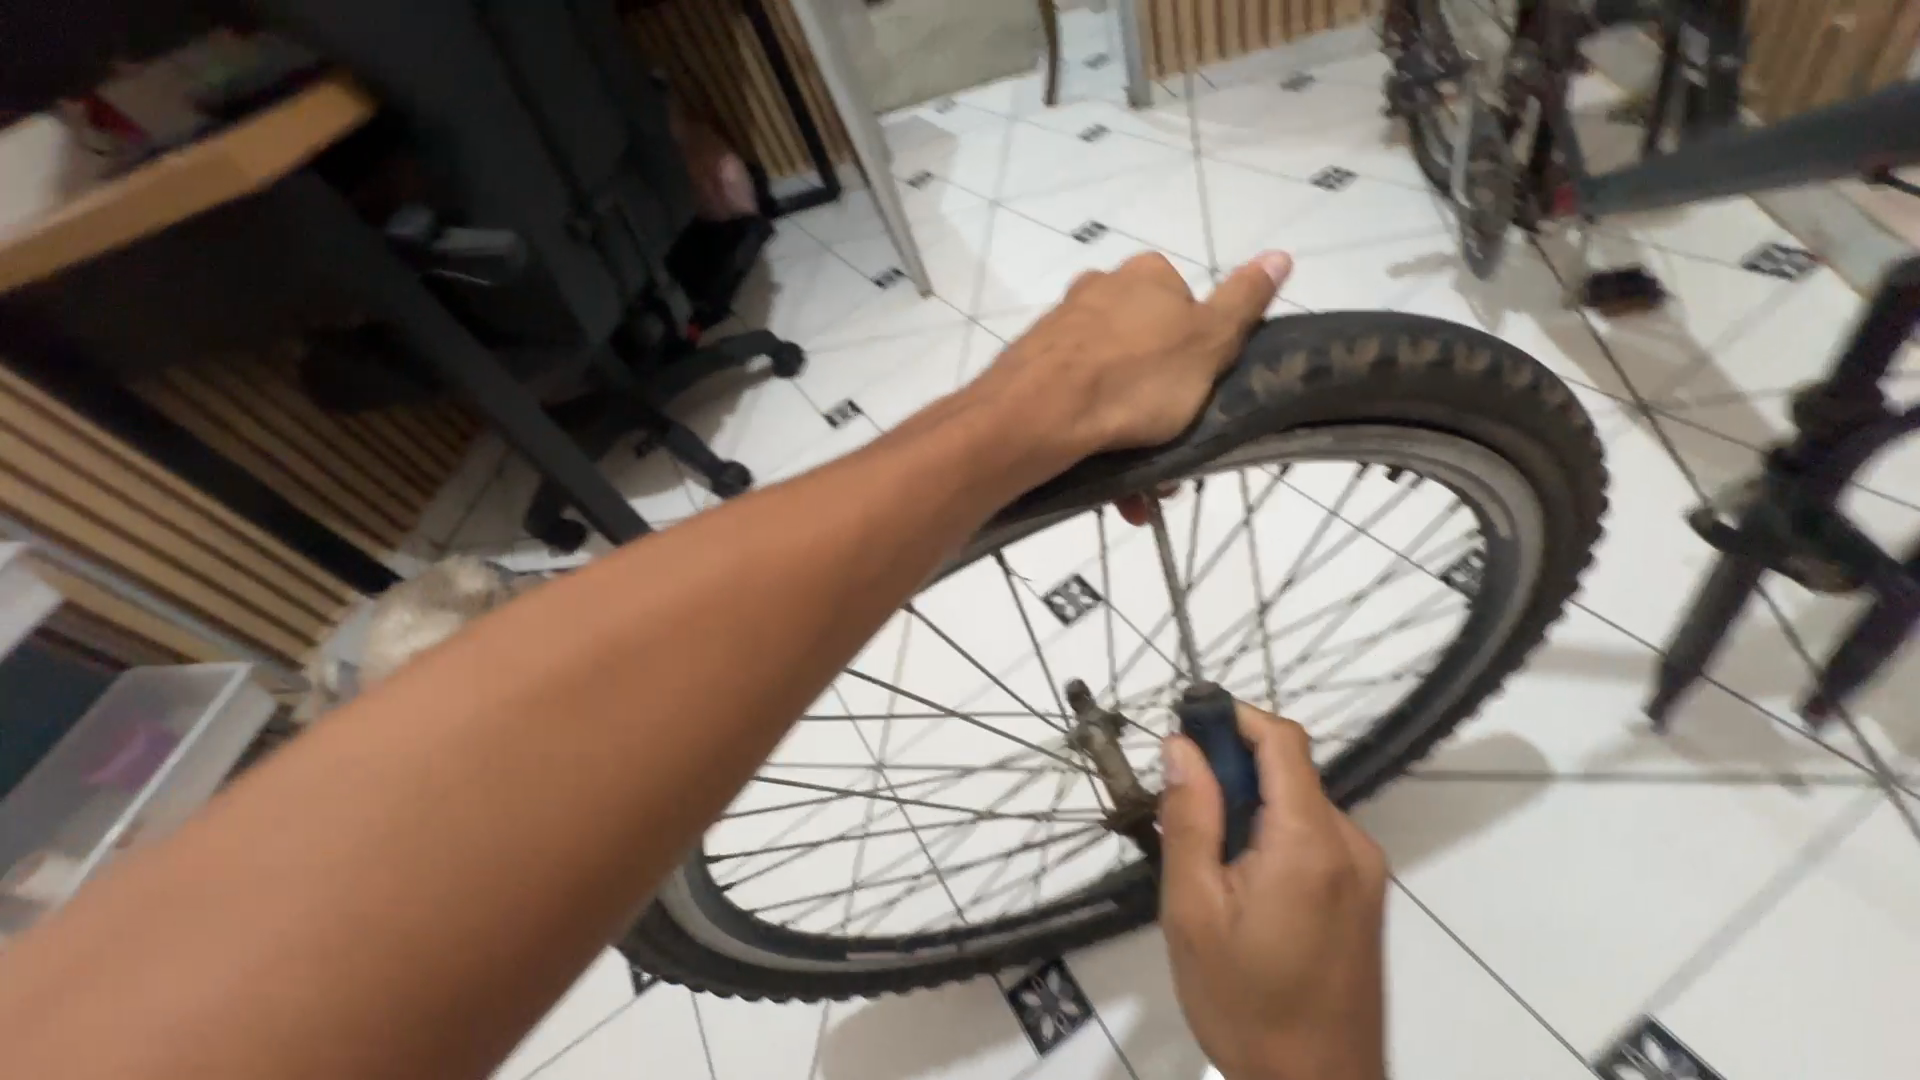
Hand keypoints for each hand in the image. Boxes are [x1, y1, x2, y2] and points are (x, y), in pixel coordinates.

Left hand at [978, 251, 1292, 453]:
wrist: (1038, 415)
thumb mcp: (1209, 343)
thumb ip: (1244, 302)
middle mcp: (1098, 291)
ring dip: (1131, 438)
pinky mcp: (1031, 369)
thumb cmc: (1137, 378)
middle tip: (1172, 461)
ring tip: (1140, 489)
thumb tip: (1280, 254)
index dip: (1198, 360)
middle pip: (1145, 353)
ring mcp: (1059, 329)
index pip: (1187, 310)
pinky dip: (1096, 441)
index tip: (1198, 403)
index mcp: (1145, 277)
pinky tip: (1106, 484)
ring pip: (1110, 386)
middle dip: (1161, 409)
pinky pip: (1076, 405)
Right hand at [1158, 704, 1387, 1079]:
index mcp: (1310, 841)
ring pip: (1297, 805)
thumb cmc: (1244, 1005)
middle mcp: (1350, 844)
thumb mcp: (1193, 910)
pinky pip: (1312, 838)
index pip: (1282, 740)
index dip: (1233, 718)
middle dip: (1230, 773)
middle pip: (1287, 771)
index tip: (1184, 727)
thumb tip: (1182, 745)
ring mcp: (1365, 872)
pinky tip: (1241, 887)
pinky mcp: (1364, 897)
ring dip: (1248, 809)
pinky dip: (1271, 837)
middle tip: (1179, 816)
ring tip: (1205, 865)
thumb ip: (1190, 818)